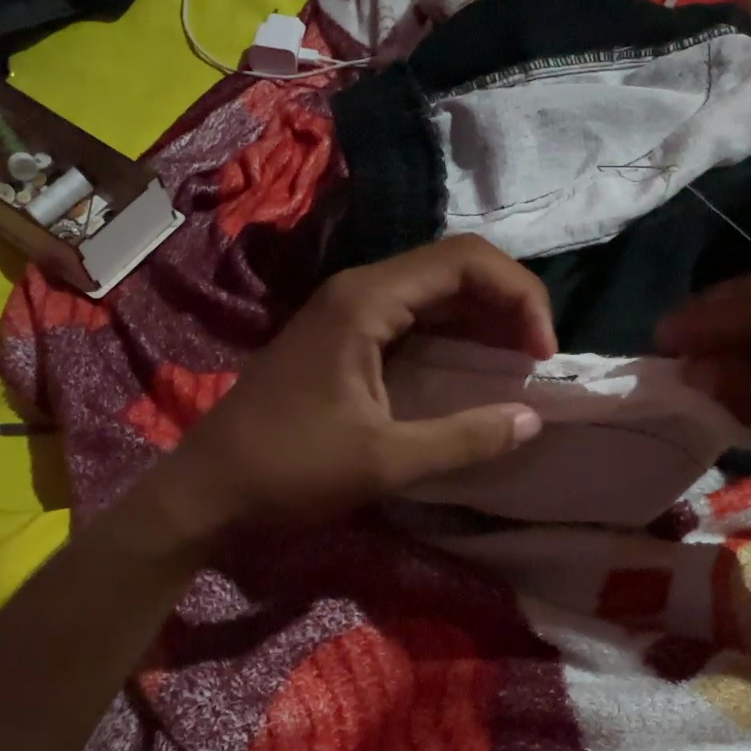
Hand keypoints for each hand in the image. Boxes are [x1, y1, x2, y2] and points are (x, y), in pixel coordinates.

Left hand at [123, 236, 554, 544]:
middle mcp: (358, 290)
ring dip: (483, 320)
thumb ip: (463, 439)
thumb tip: (532, 419)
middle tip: (538, 359)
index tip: (542, 354)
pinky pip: (412, 320)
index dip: (519, 296)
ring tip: (518, 365)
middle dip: (508, 304)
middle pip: (454, 268)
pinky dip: (452, 338)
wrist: (208, 489)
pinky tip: (472, 372)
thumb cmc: (290, 470)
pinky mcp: (341, 339)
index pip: (466, 261)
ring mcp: (346, 312)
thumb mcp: (384, 461)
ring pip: (434, 293)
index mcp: (367, 301)